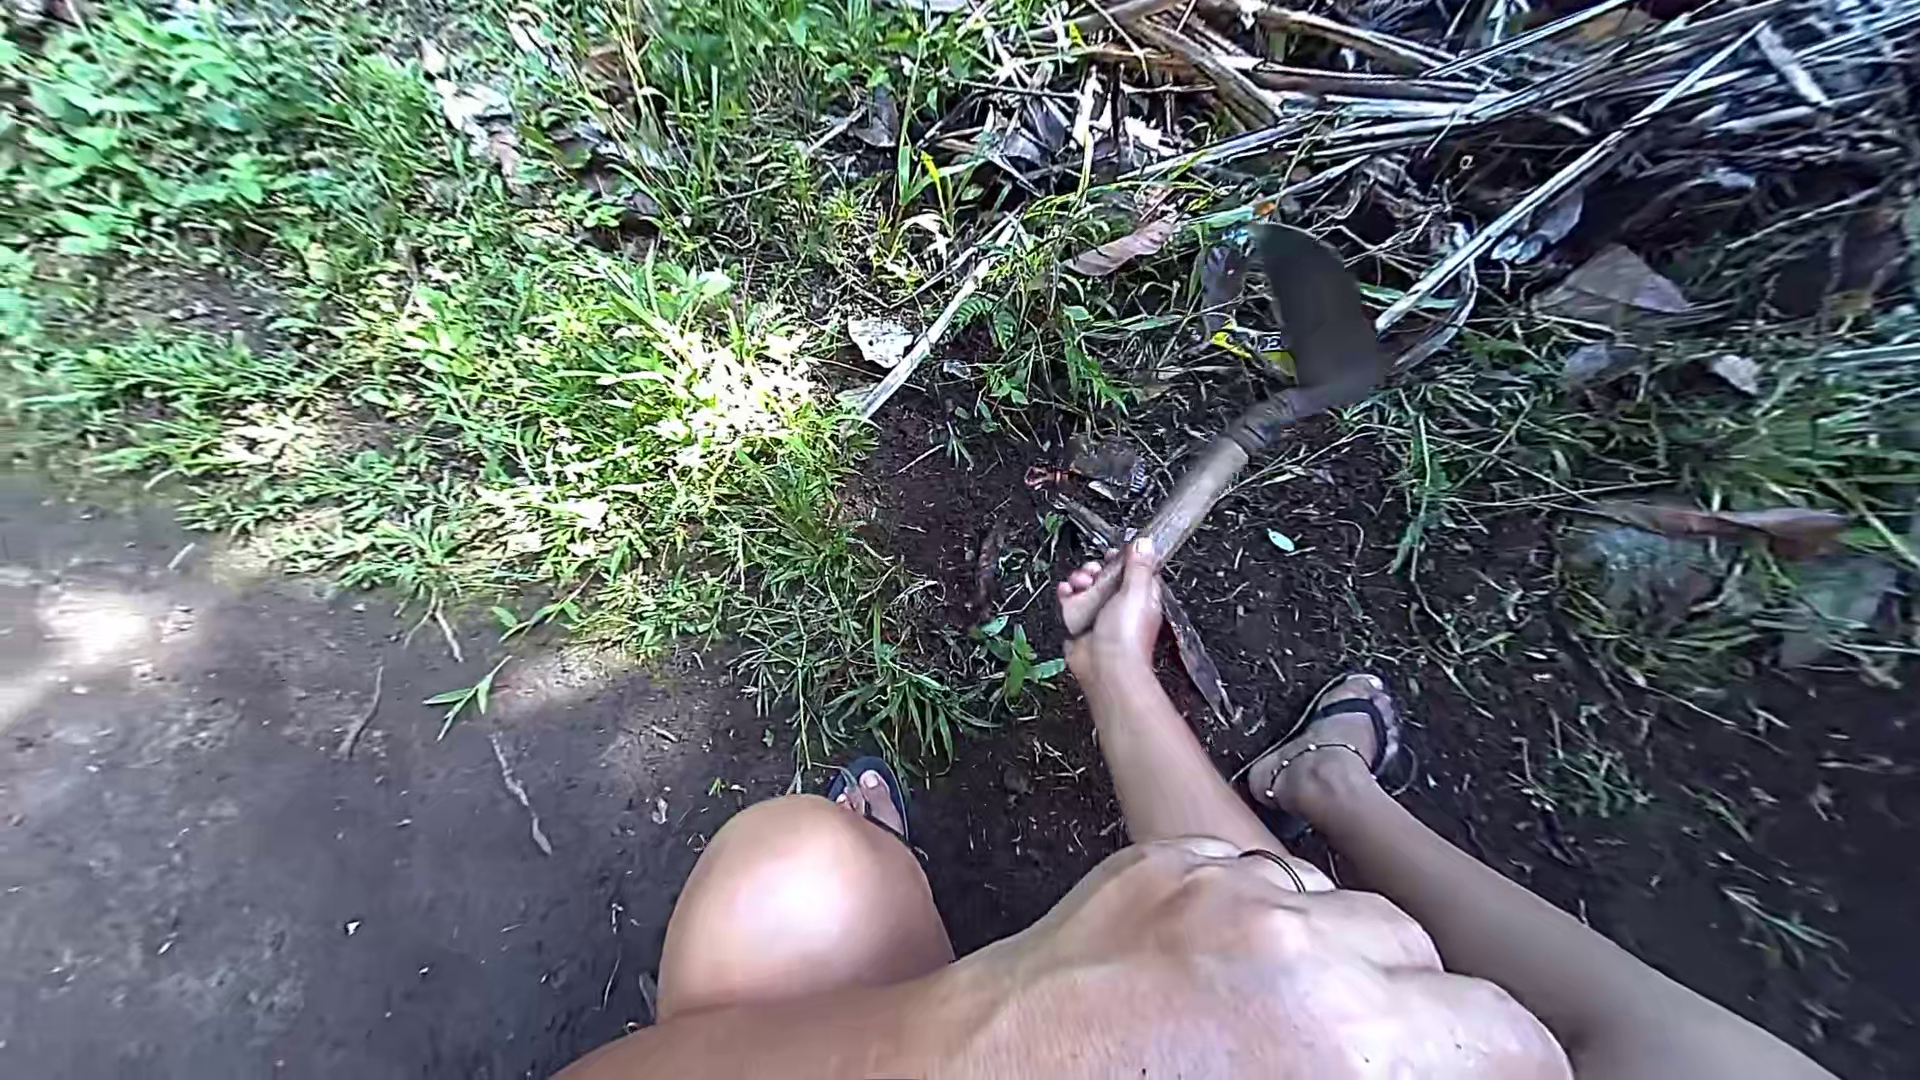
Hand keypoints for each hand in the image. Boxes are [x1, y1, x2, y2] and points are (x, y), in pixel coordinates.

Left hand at [938, 838, 1571, 1078]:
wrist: (1007, 1069)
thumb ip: (1370, 1072)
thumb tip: (1403, 1055)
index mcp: (1344, 1038)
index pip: (1503, 1027)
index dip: (1502, 1060)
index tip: (1474, 1072)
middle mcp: (1286, 936)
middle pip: (1412, 940)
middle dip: (1413, 995)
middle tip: (1376, 1039)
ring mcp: (1212, 878)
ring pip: (1329, 892)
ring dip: (1332, 937)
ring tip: (1293, 991)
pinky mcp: (1159, 855)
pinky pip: (1246, 866)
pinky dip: (1260, 903)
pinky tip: (1225, 951)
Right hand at [1058, 536, 1161, 678]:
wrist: (1106, 666)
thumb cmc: (1128, 635)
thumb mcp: (1138, 592)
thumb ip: (1139, 566)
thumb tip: (1145, 542)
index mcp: (1140, 596)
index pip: (1132, 569)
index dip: (1122, 559)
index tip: (1113, 555)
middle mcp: (1120, 603)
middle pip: (1105, 574)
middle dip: (1096, 568)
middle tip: (1094, 572)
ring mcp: (1099, 612)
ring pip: (1085, 584)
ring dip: (1079, 578)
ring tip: (1080, 584)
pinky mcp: (1079, 621)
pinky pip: (1069, 599)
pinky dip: (1066, 592)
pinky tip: (1068, 592)